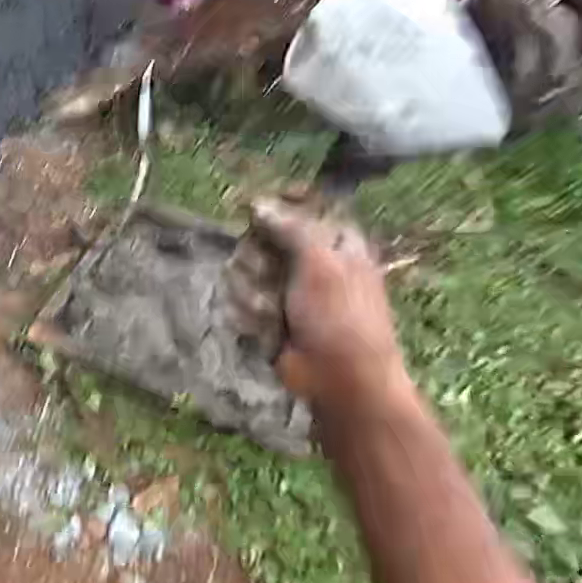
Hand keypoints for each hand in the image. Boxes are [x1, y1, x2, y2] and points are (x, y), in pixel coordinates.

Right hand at [249, 198, 410, 414]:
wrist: (340, 378)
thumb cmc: (341, 316)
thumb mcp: (323, 262)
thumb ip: (291, 228)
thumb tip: (257, 204)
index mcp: (332, 239)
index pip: (297, 206)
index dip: (274, 206)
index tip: (252, 210)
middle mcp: (305, 260)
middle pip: (259, 238)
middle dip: (257, 259)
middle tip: (268, 274)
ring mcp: (283, 288)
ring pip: (244, 270)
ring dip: (254, 293)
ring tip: (273, 313)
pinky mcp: (265, 314)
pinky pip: (240, 300)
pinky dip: (251, 315)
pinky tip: (267, 328)